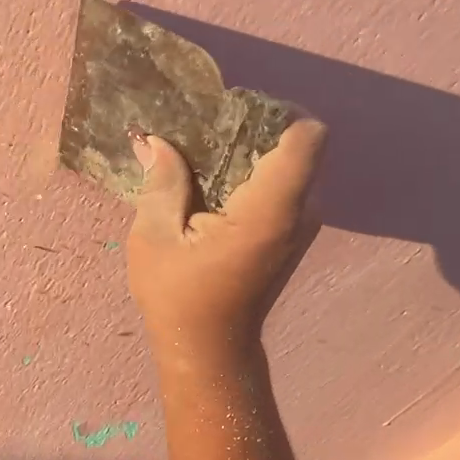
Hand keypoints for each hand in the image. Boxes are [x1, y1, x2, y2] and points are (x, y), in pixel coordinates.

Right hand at [126, 120, 326, 364]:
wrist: (208, 347)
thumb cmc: (177, 297)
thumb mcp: (154, 239)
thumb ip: (161, 184)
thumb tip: (155, 141)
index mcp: (269, 210)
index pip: (305, 134)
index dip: (273, 112)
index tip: (227, 114)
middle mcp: (300, 211)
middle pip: (296, 145)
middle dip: (252, 130)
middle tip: (201, 134)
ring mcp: (302, 224)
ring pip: (289, 165)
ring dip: (249, 154)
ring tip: (200, 161)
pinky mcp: (291, 234)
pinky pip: (282, 186)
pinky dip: (251, 177)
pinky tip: (210, 190)